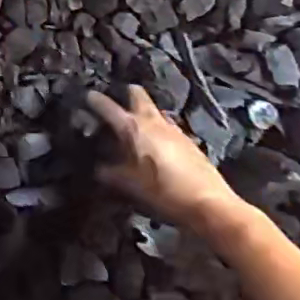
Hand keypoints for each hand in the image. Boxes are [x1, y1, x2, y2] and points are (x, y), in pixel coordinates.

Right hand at [87, 85, 248, 235]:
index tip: (87, 97)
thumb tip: (99, 168)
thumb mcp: (130, 184)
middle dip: (126, 93)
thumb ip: (110, 172)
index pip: (106, 105)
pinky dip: (160, 130)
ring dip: (145, 113)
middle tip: (117, 100)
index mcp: (132, 127)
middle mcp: (153, 122)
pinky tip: (158, 145)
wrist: (212, 206)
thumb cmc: (164, 192)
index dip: (93, 99)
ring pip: (155, 111)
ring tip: (136, 125)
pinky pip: (169, 128)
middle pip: (138, 95)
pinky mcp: (190, 143)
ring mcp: (175, 131)